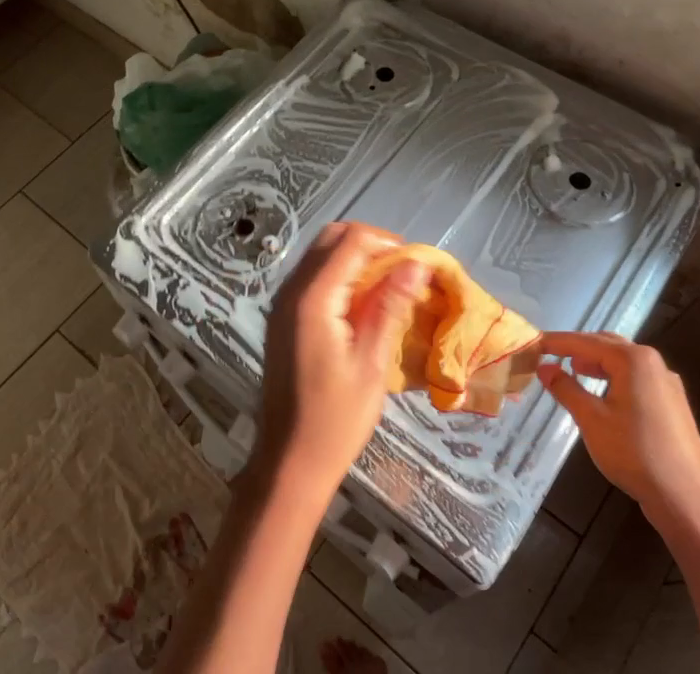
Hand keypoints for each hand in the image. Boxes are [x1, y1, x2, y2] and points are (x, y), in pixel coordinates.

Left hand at [253, 223, 428, 493]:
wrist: (290, 459)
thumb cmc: (336, 418)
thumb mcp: (372, 362)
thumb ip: (390, 306)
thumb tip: (417, 264)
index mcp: (312, 298)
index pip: (350, 241)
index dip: (387, 243)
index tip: (417, 266)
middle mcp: (290, 291)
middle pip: (331, 239)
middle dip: (371, 246)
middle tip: (405, 274)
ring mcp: (282, 304)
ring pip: (320, 257)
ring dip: (355, 261)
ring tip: (391, 290)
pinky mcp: (283, 319)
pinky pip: (312, 279)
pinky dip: (340, 279)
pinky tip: (364, 307)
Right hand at [537, 332, 699, 525]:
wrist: (684, 496)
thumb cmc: (633, 452)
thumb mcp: (591, 419)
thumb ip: (566, 388)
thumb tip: (544, 368)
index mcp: (633, 360)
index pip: (586, 342)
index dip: (557, 343)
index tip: (534, 343)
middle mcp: (654, 363)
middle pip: (609, 345)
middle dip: (579, 348)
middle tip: (552, 356)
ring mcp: (668, 383)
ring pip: (625, 362)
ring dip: (598, 362)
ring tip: (576, 372)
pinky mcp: (673, 403)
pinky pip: (638, 378)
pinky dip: (616, 377)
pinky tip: (605, 395)